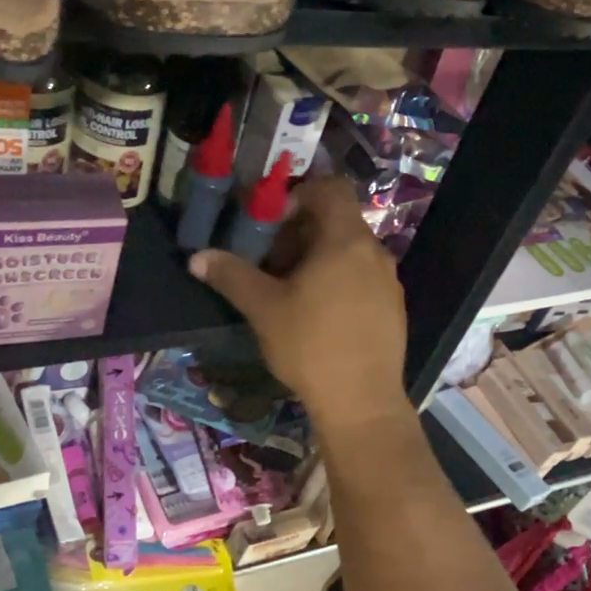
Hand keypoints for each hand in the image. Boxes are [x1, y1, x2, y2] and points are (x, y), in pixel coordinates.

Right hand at [190, 177, 409, 429]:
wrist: (361, 402)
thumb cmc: (310, 346)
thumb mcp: (263, 310)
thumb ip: (232, 276)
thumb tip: (198, 257)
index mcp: (345, 240)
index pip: (330, 189)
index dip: (299, 194)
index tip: (271, 221)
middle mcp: (374, 252)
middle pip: (338, 223)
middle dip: (302, 233)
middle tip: (270, 261)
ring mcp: (389, 283)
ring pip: (351, 254)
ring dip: (319, 261)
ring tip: (290, 292)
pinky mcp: (392, 311)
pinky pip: (363, 281)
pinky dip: (339, 284)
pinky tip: (317, 318)